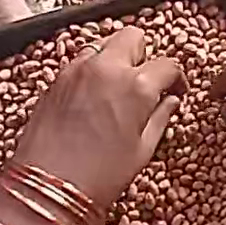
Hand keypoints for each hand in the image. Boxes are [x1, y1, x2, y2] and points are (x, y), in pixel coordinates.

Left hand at [11, 25, 183, 212]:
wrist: (49, 186)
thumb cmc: (98, 176)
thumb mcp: (142, 150)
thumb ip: (160, 118)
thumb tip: (170, 102)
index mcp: (137, 86)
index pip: (167, 65)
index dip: (177, 78)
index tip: (176, 91)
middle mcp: (107, 69)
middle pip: (133, 38)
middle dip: (144, 55)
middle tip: (145, 83)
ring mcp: (77, 70)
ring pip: (103, 45)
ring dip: (115, 60)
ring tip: (117, 90)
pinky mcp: (56, 79)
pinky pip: (80, 62)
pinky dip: (92, 71)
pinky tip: (93, 98)